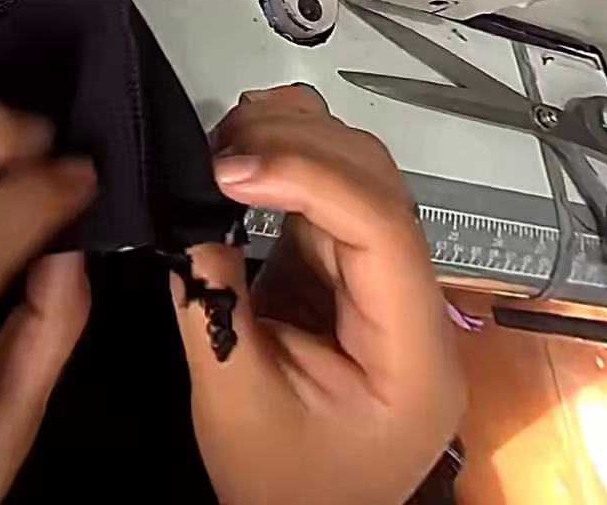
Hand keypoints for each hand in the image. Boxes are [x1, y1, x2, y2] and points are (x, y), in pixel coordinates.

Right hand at [171, 85, 465, 504]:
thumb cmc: (282, 481)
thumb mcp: (236, 405)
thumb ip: (213, 308)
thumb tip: (194, 217)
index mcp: (412, 349)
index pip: (381, 228)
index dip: (310, 178)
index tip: (234, 170)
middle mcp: (413, 293)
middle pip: (376, 182)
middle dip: (298, 145)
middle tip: (222, 149)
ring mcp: (382, 267)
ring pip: (356, 165)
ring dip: (294, 135)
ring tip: (230, 140)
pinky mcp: (346, 255)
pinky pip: (328, 179)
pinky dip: (288, 148)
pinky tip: (250, 142)